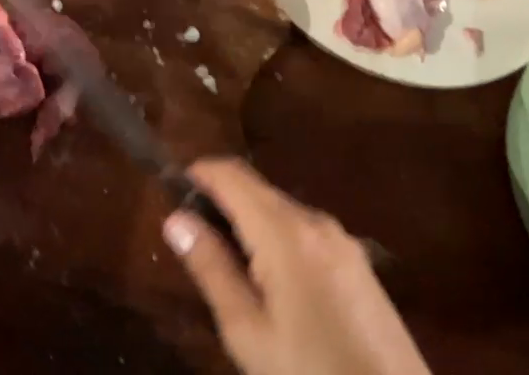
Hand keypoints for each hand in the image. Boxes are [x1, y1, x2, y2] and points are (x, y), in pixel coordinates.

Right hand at [164, 158, 429, 374]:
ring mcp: (343, 242)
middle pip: (255, 189)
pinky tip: (271, 286)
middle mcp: (316, 222)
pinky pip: (303, 233)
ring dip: (247, 223)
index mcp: (285, 232)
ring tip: (228, 269)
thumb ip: (210, 268)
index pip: (230, 173)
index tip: (170, 193)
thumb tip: (176, 218)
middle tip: (193, 243)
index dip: (196, 173)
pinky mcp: (358, 265)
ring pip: (279, 211)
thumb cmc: (310, 370)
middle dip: (219, 203)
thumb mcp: (247, 330)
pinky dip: (276, 240)